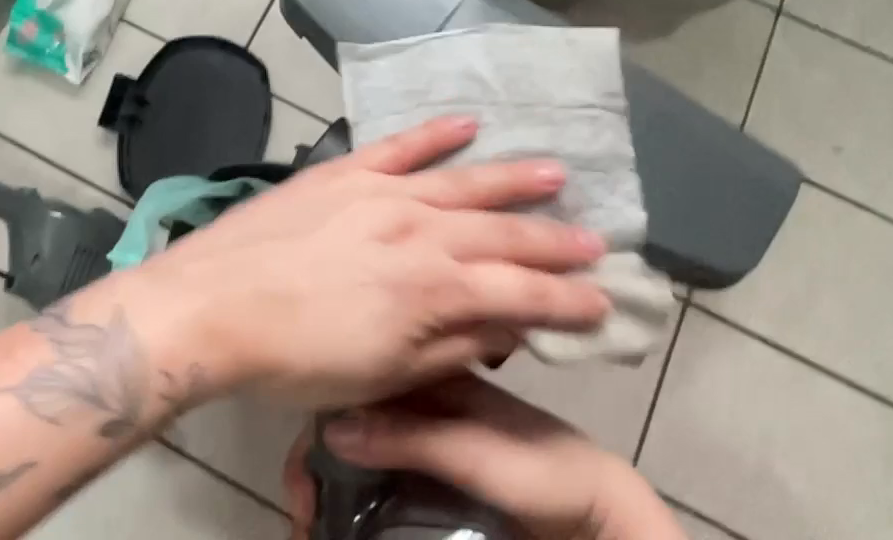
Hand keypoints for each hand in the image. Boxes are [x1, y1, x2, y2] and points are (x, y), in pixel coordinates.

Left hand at [115, 116, 608, 409]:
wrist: (210, 306)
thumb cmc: (296, 359)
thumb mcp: (383, 374)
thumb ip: (453, 345)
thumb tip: (507, 326)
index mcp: (433, 289)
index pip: (521, 293)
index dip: (567, 300)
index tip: (602, 302)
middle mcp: (419, 230)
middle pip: (502, 232)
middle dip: (554, 240)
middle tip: (595, 239)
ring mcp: (381, 192)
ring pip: (463, 181)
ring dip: (513, 178)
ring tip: (556, 174)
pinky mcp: (344, 171)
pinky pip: (400, 145)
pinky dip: (436, 133)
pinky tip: (468, 122)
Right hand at [283, 376, 687, 539]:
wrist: (593, 511)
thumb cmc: (540, 468)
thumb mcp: (478, 450)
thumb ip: (413, 438)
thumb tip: (333, 429)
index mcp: (431, 376)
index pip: (359, 382)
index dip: (322, 418)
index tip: (299, 463)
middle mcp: (418, 399)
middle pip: (348, 418)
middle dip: (316, 457)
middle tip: (298, 502)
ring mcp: (422, 435)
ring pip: (356, 445)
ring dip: (327, 477)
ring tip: (308, 514)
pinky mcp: (428, 469)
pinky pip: (375, 471)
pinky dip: (349, 490)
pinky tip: (332, 513)